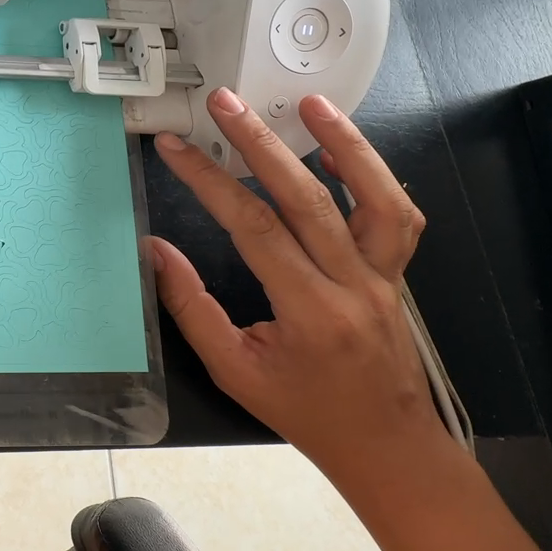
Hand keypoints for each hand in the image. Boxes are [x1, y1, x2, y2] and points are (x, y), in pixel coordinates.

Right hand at [152, 89, 532, 549]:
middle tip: (226, 102)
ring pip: (378, 200)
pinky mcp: (396, 274)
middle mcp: (354, 287)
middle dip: (260, 143)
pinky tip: (341, 149)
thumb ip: (191, 305)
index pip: (253, 227)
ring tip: (312, 103)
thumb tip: (154, 249)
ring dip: (345, 145)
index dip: (208, 179)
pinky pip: (397, 218)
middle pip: (308, 199)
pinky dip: (373, 176)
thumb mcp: (232, 369)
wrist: (389, 450)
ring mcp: (385, 278)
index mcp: (310, 312)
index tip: (175, 147)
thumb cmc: (305, 412)